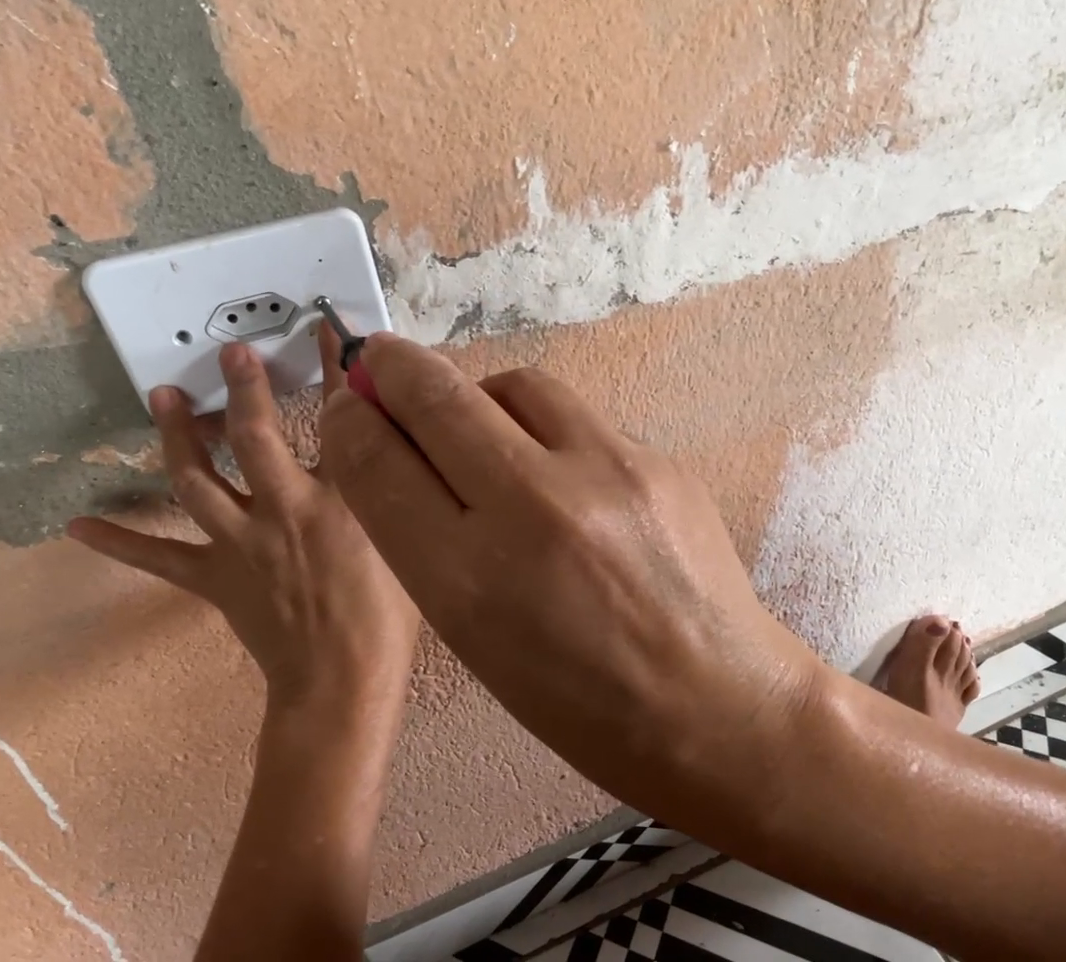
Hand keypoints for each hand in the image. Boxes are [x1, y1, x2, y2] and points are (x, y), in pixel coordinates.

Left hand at [69, 330, 417, 706]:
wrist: (341, 681)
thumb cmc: (387, 616)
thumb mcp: (406, 542)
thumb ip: (391, 491)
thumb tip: (386, 447)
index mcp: (340, 500)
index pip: (340, 420)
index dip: (336, 369)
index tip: (329, 328)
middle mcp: (285, 510)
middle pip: (254, 438)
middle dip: (243, 389)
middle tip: (228, 353)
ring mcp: (242, 544)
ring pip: (196, 482)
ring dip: (175, 437)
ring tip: (160, 397)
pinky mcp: (214, 578)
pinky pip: (159, 558)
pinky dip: (118, 540)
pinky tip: (76, 524)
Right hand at [316, 334, 830, 828]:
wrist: (717, 706)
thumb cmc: (582, 704)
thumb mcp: (478, 640)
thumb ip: (430, 543)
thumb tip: (399, 457)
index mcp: (469, 581)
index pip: (378, 465)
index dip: (350, 424)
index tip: (348, 407)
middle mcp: (532, 508)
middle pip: (437, 397)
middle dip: (395, 369)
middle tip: (382, 359)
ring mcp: (606, 473)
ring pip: (513, 385)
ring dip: (476, 394)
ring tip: (477, 423)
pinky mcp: (658, 459)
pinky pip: (578, 417)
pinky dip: (545, 428)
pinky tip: (556, 465)